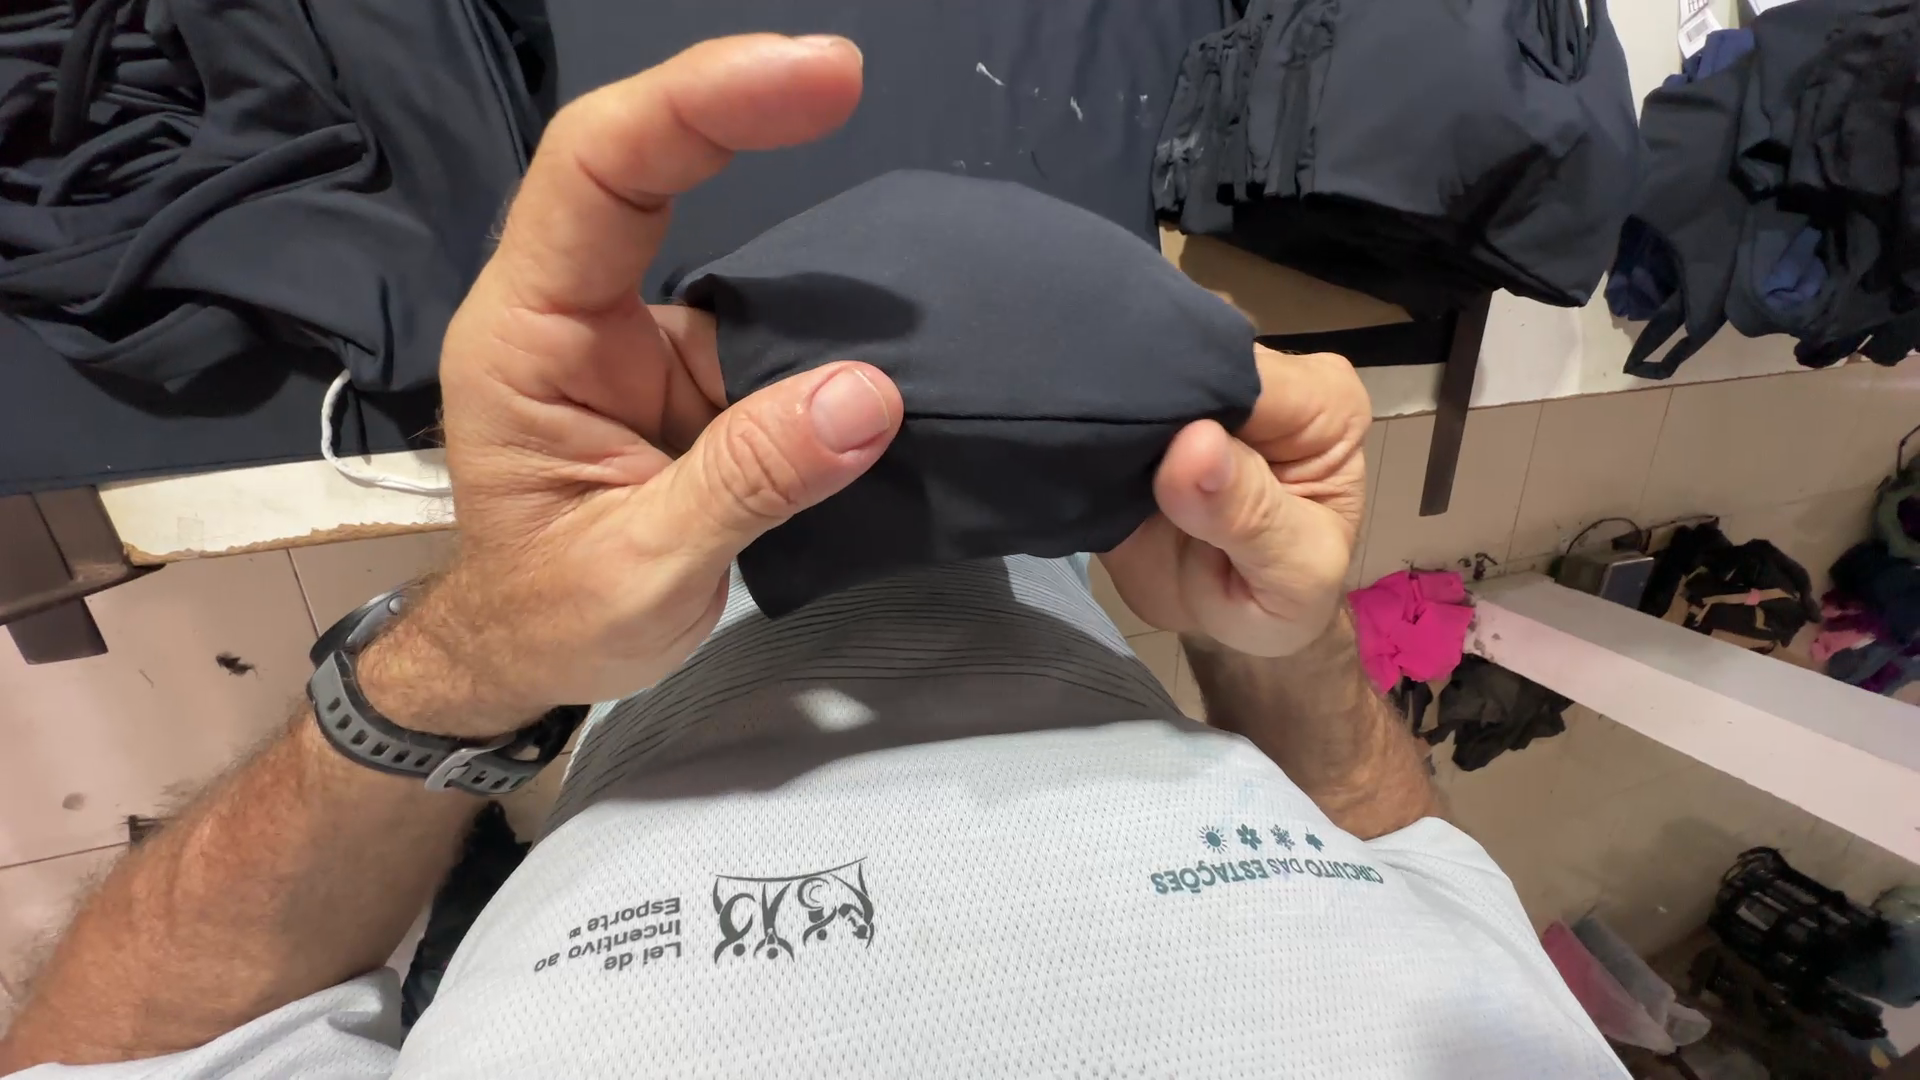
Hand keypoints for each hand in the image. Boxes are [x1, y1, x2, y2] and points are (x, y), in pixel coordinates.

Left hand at [359, 35, 898, 735]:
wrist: (539, 655)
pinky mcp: (702, 394)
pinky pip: (776, 346)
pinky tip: (891, 348)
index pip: (601, 176)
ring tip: (904, 263)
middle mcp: (586, 321)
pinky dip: (834, 345)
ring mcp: (651, 355)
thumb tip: (868, 395)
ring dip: (820, 267)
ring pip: (742, 277)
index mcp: (533, 338)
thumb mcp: (644, 564)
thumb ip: (746, 482)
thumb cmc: (556, 617)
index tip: (814, 77)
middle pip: (663, 184)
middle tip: (850, 85)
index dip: (698, 106)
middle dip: (753, 125)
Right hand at [1099, 347, 1369, 657]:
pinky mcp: (1140, 415)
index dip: (1192, 405)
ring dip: (1103, 405)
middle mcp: (1256, 385)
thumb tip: (1193, 445)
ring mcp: (1191, 396)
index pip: (1244, 375)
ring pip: (1137, 367)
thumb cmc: (1278, 599)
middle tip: (1092, 440)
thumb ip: (1249, 514)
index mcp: (1319, 405)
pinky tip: (1063, 442)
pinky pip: (1102, 399)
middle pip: (1185, 356)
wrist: (1215, 623)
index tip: (1144, 442)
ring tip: (1073, 442)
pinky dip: (1079, 421)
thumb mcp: (1290, 573)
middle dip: (1140, 397)